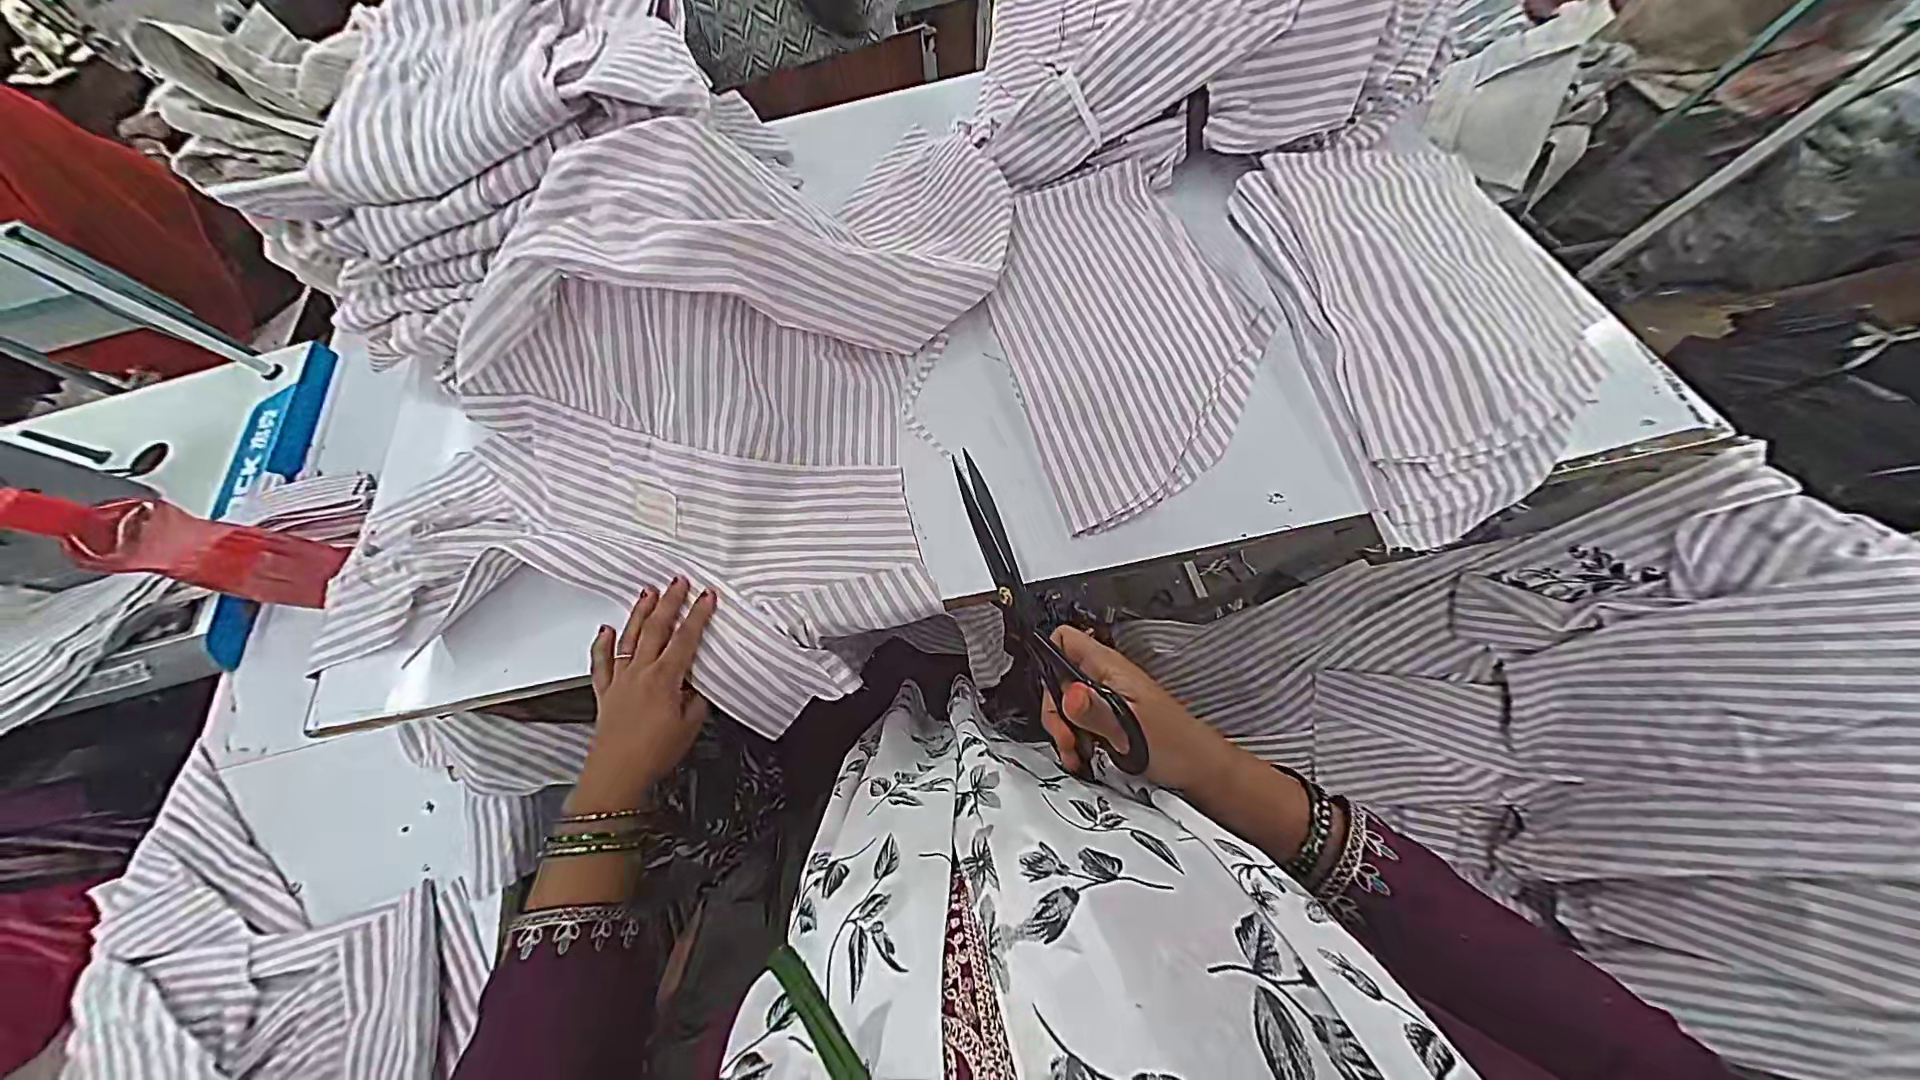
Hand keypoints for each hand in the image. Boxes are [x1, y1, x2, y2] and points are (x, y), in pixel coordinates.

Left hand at [567, 578, 716, 812]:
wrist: (616, 776)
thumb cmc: (655, 753)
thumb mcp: (691, 725)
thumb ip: (696, 698)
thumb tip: (698, 683)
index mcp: (665, 678)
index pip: (686, 638)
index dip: (698, 614)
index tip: (707, 596)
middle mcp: (640, 672)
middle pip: (656, 628)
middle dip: (669, 602)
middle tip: (678, 582)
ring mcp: (620, 680)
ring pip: (629, 638)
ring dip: (640, 613)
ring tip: (648, 593)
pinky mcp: (605, 693)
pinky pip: (601, 662)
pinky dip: (602, 644)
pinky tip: (605, 630)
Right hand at [1038, 625, 1243, 791]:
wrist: (1199, 769)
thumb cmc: (1176, 744)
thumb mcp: (1130, 728)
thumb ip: (1095, 711)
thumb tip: (1068, 695)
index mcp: (1108, 667)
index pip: (1064, 639)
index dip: (1049, 659)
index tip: (1052, 695)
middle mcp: (1103, 677)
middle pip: (1057, 678)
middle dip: (1055, 710)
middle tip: (1067, 735)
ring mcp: (1104, 698)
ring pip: (1064, 704)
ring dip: (1063, 731)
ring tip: (1077, 751)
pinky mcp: (1105, 718)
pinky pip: (1076, 723)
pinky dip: (1073, 741)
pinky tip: (1082, 756)